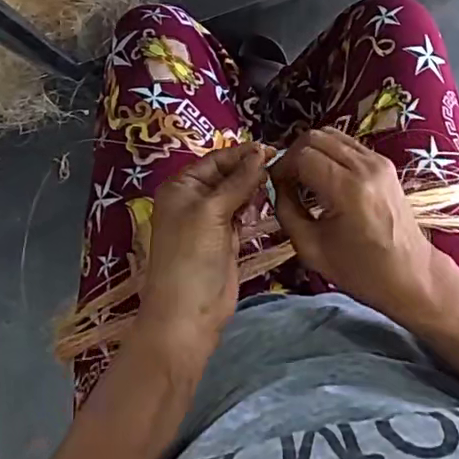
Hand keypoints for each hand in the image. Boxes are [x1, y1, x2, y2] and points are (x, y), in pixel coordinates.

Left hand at [135, 143, 271, 348]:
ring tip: (274, 181)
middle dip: (248, 169)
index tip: (269, 147)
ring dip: (252, 187)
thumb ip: (237, 182)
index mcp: (181, 186)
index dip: (240, 153)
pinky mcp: (224, 239)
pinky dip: (251, 207)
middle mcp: (193, 199)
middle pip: (225, 175)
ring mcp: (209, 220)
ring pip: (235, 194)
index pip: (213, 160)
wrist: (189, 311)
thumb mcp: (212, 211)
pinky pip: (240, 214)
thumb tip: (258, 153)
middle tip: (278, 164)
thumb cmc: (192, 254)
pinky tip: (265, 202)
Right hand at [270, 129, 449, 323]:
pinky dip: (328, 152)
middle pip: (313, 137)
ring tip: (305, 176)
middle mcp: (364, 167)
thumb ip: (285, 210)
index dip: (282, 168)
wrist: (414, 277)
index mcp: (347, 190)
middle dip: (293, 155)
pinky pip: (345, 142)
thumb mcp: (310, 248)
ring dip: (310, 150)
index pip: (301, 156)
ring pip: (328, 134)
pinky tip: (325, 176)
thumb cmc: (362, 271)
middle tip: (288, 179)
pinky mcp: (384, 163)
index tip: (277, 186)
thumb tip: (277, 185)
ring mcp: (377, 162)